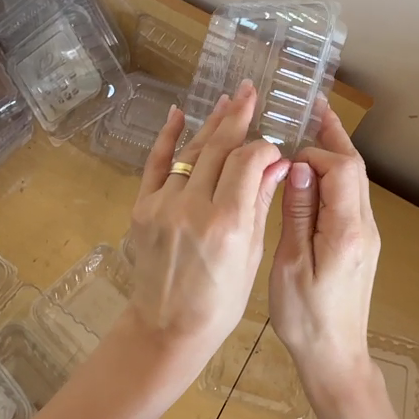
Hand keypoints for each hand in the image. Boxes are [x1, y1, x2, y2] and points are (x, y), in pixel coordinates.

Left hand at [123, 80, 289, 365]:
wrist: (167, 327)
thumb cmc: (220, 301)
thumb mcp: (252, 256)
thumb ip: (260, 204)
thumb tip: (276, 162)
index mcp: (228, 224)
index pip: (248, 162)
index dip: (263, 147)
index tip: (273, 147)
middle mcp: (193, 208)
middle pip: (219, 149)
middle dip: (237, 117)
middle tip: (249, 91)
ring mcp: (163, 205)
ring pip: (191, 153)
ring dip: (209, 124)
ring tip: (226, 100)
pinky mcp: (142, 208)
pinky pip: (155, 164)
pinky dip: (168, 138)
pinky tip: (180, 113)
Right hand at [269, 99, 382, 399]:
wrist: (336, 358)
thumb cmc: (306, 318)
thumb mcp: (291, 265)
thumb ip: (298, 214)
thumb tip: (300, 167)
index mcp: (347, 231)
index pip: (341, 169)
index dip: (316, 151)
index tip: (285, 154)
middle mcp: (364, 227)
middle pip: (355, 168)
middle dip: (334, 134)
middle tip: (311, 104)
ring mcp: (365, 236)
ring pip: (354, 181)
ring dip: (335, 151)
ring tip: (311, 126)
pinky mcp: (359, 244)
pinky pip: (348, 197)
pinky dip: (333, 174)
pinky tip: (312, 171)